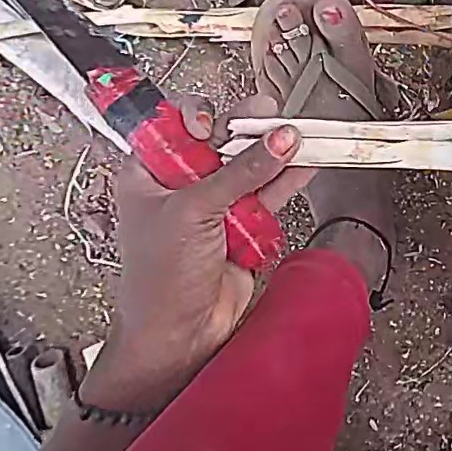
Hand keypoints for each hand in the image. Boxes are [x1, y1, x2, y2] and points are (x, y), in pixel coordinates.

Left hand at [85, 105, 311, 409]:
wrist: (182, 335)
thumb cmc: (158, 281)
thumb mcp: (194, 212)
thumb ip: (240, 173)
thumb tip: (276, 141)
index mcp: (149, 175)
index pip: (172, 127)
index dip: (197, 117)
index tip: (218, 122)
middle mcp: (181, 186)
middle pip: (219, 142)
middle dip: (246, 130)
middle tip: (270, 115)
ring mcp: (214, 206)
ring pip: (248, 167)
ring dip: (273, 153)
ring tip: (298, 135)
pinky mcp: (242, 225)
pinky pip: (268, 194)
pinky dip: (287, 180)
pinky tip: (303, 164)